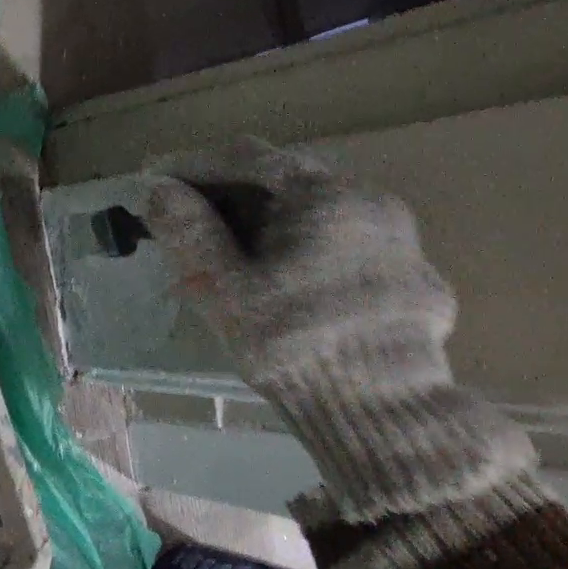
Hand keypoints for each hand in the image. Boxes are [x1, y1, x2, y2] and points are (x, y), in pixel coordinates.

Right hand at [140, 137, 454, 388]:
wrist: (385, 410)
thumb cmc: (292, 342)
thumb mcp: (223, 288)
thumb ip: (189, 231)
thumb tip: (158, 189)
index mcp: (324, 196)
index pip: (247, 158)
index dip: (194, 166)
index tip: (154, 180)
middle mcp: (370, 201)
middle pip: (286, 180)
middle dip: (229, 194)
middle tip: (186, 219)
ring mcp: (400, 238)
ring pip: (318, 212)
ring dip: (266, 221)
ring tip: (228, 254)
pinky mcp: (413, 276)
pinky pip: (345, 243)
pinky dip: (302, 247)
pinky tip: (281, 281)